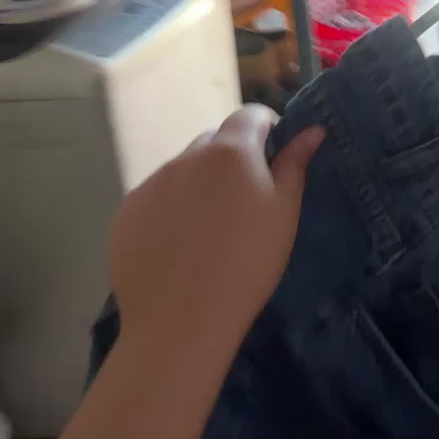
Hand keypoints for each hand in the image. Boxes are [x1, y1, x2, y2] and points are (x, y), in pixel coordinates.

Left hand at [109, 105, 324, 355]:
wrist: (181, 323)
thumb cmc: (248, 262)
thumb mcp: (285, 211)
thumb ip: (295, 163)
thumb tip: (312, 129)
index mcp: (231, 151)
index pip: (251, 114)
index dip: (268, 128)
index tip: (276, 158)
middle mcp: (187, 157)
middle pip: (216, 139)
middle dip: (234, 155)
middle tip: (247, 197)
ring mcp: (152, 183)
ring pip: (186, 167)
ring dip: (202, 180)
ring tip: (212, 225)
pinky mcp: (127, 212)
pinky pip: (158, 194)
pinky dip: (173, 205)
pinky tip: (182, 241)